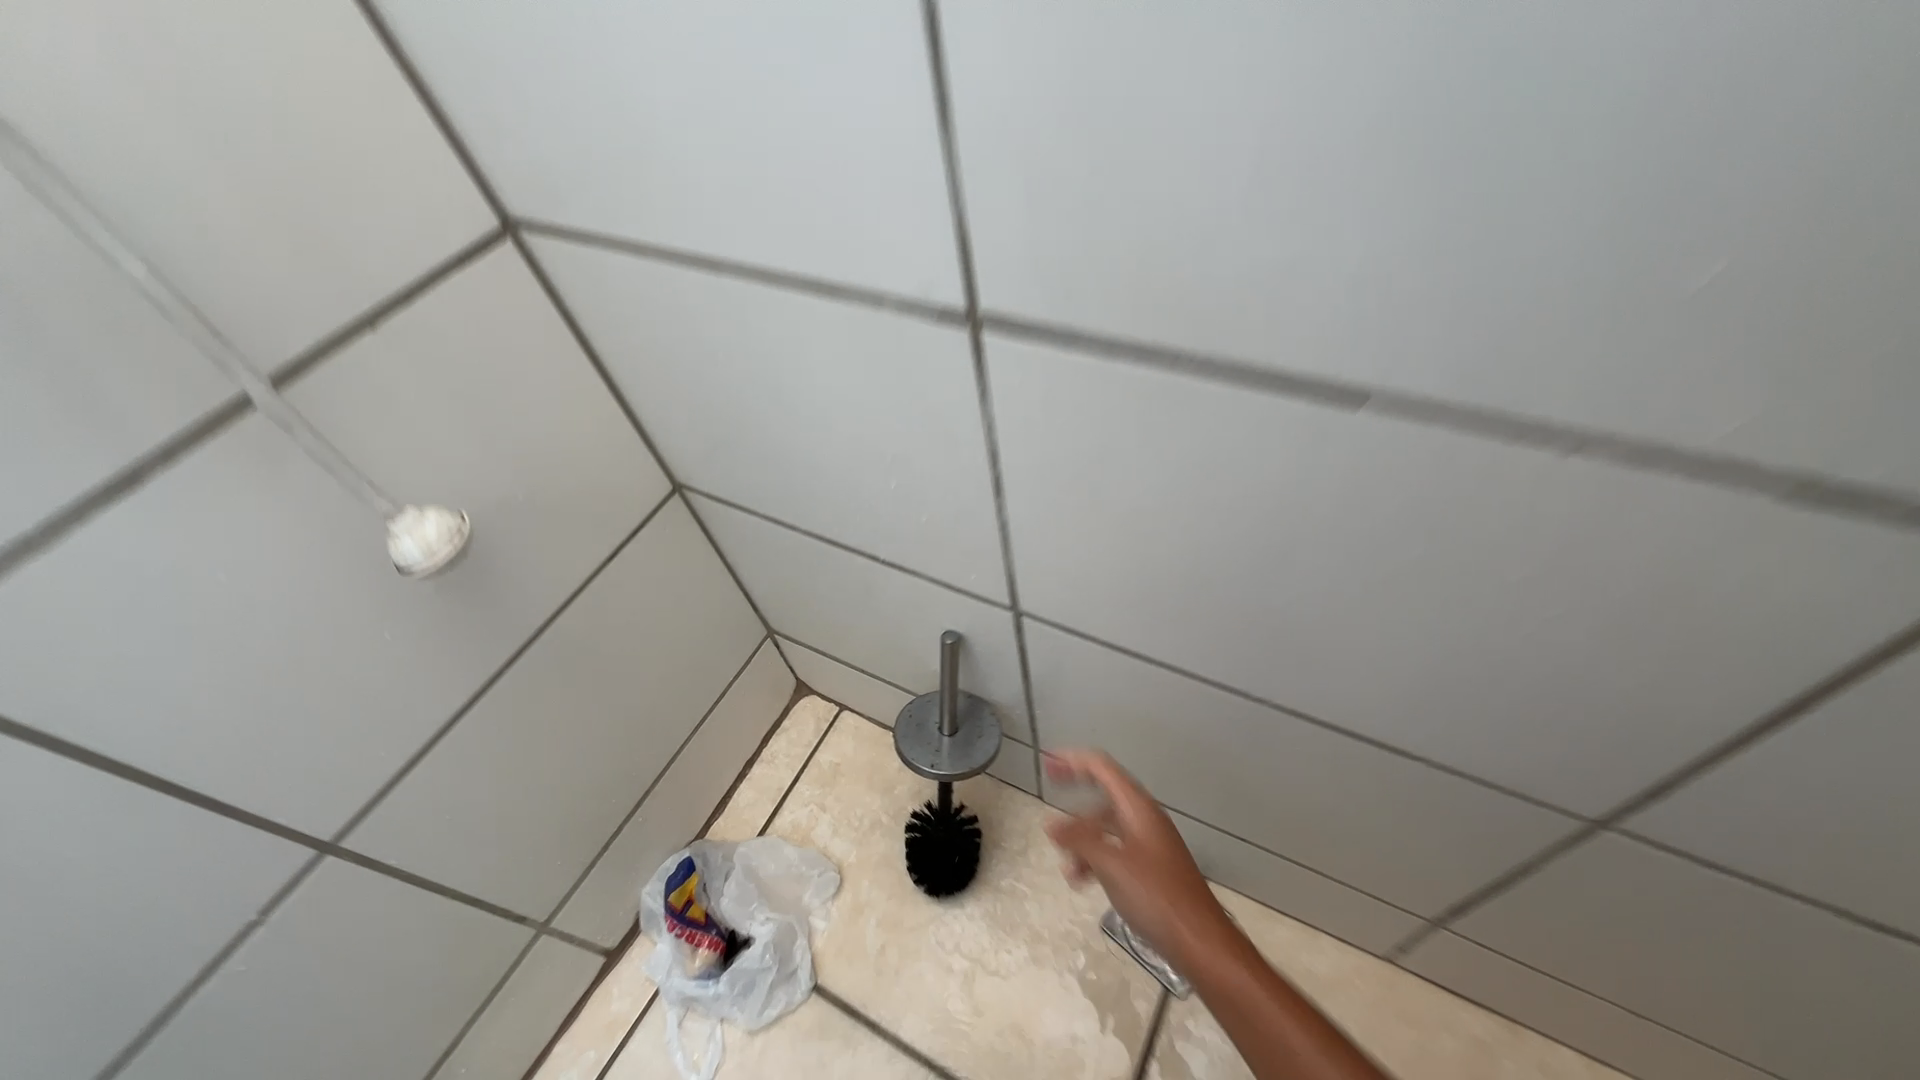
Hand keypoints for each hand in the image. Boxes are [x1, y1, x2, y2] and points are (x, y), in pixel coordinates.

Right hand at [1043, 749, 1234, 970]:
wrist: (1198, 940)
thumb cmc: (1155, 896)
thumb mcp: (1111, 864)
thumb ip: (1079, 840)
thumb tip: (1051, 822)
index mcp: (1138, 808)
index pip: (1102, 769)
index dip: (1073, 762)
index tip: (1048, 763)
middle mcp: (1144, 819)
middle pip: (1104, 796)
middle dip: (1074, 802)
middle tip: (1049, 804)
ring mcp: (1149, 844)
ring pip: (1107, 828)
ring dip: (1082, 840)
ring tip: (1066, 866)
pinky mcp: (1150, 868)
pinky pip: (1115, 850)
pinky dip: (1096, 858)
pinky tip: (1083, 881)